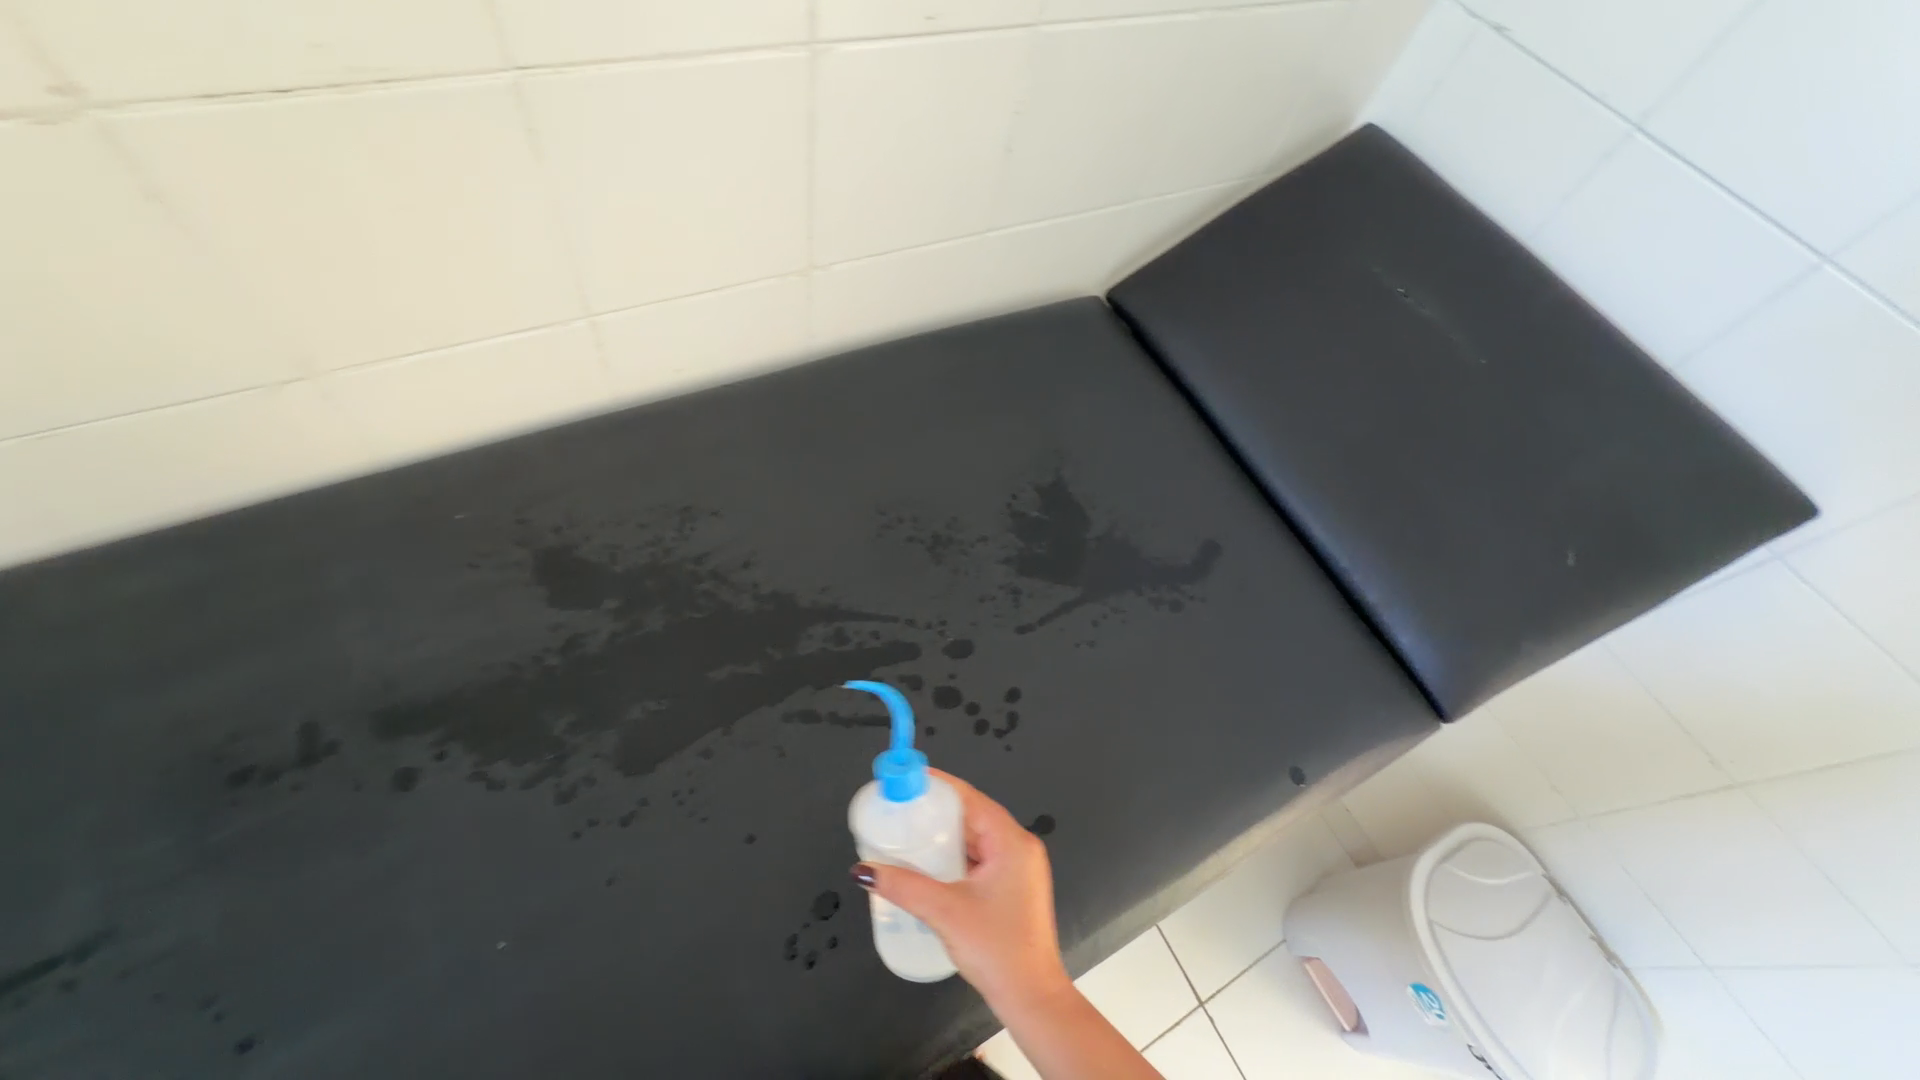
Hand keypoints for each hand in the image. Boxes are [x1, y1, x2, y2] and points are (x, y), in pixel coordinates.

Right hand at [853, 769, 1069, 1009]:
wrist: (1031, 998)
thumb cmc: (996, 948)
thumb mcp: (945, 911)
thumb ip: (903, 886)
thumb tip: (864, 870)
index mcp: (1011, 841)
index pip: (970, 798)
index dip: (937, 786)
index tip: (905, 780)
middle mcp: (1018, 847)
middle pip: (972, 815)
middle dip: (935, 811)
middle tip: (898, 809)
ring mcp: (1018, 869)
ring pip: (974, 839)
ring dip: (943, 836)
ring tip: (906, 833)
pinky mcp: (1011, 889)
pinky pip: (978, 859)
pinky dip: (953, 856)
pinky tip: (927, 865)